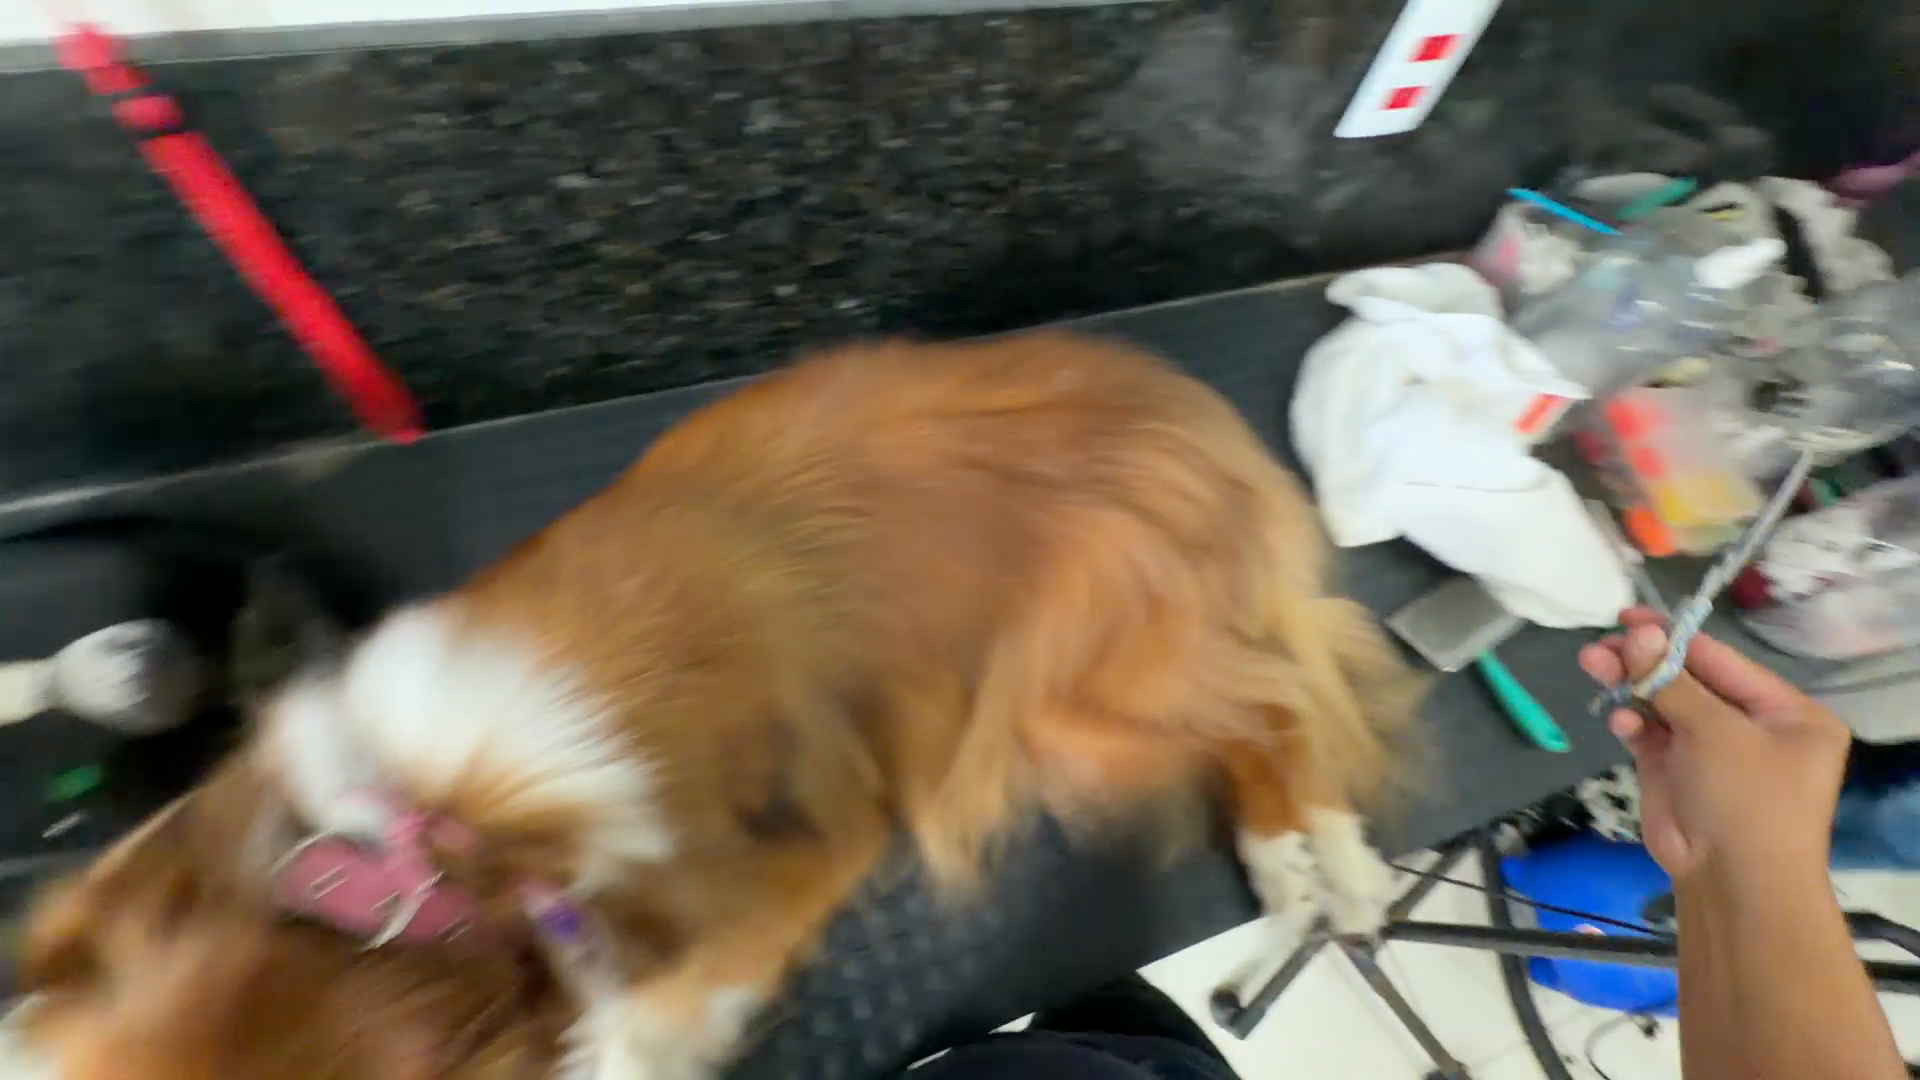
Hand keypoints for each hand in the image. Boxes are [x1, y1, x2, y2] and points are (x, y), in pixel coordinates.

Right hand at [1578, 608, 1850, 881]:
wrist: (1730, 875)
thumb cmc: (1746, 798)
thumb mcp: (1714, 732)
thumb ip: (1670, 680)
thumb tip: (1637, 632)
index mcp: (1784, 712)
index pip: (1719, 660)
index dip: (1672, 637)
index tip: (1625, 617)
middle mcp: (1747, 723)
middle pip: (1683, 677)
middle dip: (1640, 662)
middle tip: (1599, 648)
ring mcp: (1706, 744)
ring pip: (1657, 699)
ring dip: (1626, 685)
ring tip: (1591, 666)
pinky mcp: (1670, 761)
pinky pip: (1645, 727)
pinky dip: (1630, 722)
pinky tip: (1622, 727)